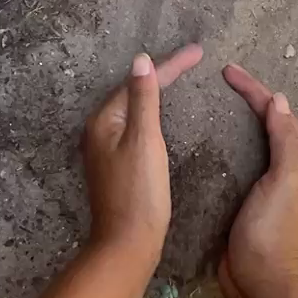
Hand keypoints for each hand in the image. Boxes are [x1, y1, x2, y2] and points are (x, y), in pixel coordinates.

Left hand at [82, 44, 203, 256]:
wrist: (127, 245)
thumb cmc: (139, 192)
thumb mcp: (145, 140)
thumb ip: (144, 99)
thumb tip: (140, 60)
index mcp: (104, 120)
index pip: (139, 81)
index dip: (170, 65)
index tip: (199, 52)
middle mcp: (99, 130)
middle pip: (134, 91)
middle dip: (163, 73)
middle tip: (194, 58)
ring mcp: (105, 148)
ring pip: (134, 107)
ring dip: (156, 90)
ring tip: (181, 75)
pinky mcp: (115, 163)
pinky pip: (135, 124)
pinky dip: (152, 112)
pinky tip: (162, 113)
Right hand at [219, 64, 297, 295]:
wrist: (258, 280)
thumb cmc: (272, 230)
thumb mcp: (285, 180)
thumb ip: (286, 140)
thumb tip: (279, 100)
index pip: (279, 112)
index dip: (254, 89)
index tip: (227, 71)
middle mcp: (294, 167)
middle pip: (271, 120)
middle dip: (250, 97)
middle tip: (222, 78)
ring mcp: (273, 182)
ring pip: (259, 137)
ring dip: (243, 117)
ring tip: (218, 99)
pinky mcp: (253, 195)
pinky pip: (245, 156)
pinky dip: (233, 140)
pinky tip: (215, 137)